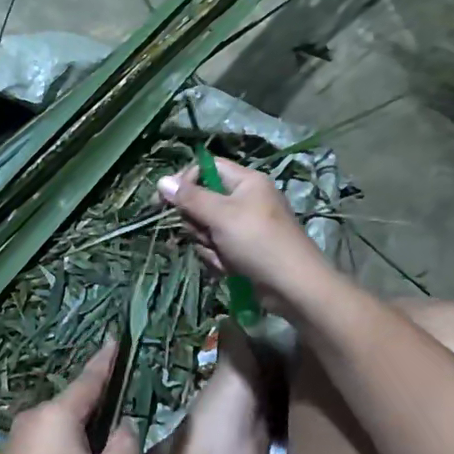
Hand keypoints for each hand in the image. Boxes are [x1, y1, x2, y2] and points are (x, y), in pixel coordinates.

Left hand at [0, 341, 142, 453]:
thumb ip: (125, 446)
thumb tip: (121, 429)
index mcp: (56, 413)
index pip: (88, 380)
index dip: (105, 362)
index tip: (114, 339)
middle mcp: (31, 420)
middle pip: (72, 408)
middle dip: (96, 414)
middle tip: (121, 429)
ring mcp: (15, 443)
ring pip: (59, 432)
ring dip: (80, 441)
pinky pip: (45, 451)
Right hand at [157, 158, 327, 303]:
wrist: (291, 286)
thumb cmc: (258, 242)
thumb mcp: (221, 215)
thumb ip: (190, 198)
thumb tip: (161, 181)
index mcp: (245, 182)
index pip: (206, 167)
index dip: (184, 180)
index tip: (164, 199)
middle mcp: (244, 200)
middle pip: (201, 201)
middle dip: (197, 222)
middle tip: (207, 233)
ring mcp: (242, 226)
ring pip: (204, 228)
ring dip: (207, 244)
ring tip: (223, 255)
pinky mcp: (241, 248)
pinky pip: (215, 247)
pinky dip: (217, 258)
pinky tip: (229, 267)